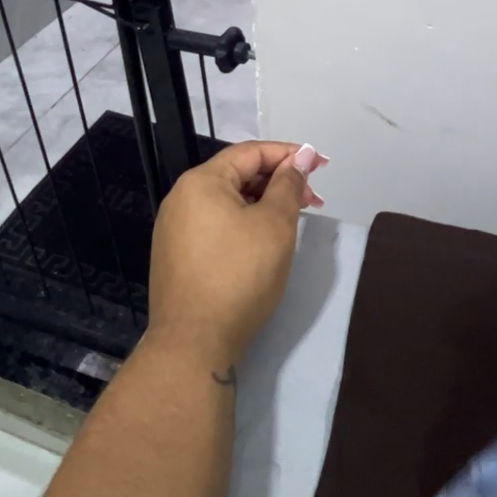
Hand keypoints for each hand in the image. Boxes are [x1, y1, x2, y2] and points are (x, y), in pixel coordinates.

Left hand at [145, 141, 323, 366]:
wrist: (194, 343)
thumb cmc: (239, 275)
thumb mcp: (275, 224)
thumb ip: (289, 184)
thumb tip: (301, 157)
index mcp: (202, 182)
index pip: (251, 152)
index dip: (290, 154)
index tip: (321, 166)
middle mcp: (182, 198)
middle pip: (238, 174)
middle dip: (278, 181)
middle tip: (312, 200)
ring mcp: (175, 228)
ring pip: (228, 201)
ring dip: (263, 203)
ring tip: (293, 220)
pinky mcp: (177, 255)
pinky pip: (216, 223)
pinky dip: (244, 222)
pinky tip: (264, 240)